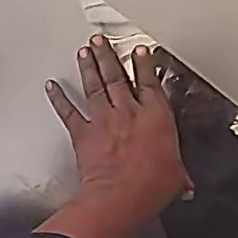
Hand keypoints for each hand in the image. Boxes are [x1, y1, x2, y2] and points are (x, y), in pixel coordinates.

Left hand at [37, 36, 189, 237]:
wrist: (120, 196)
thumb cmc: (149, 186)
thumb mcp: (175, 176)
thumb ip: (179, 174)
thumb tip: (185, 184)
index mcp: (155, 117)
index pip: (150, 82)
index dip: (144, 64)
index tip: (140, 51)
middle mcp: (128, 112)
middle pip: (117, 76)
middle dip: (109, 56)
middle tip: (102, 41)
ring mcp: (104, 120)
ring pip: (94, 85)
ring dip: (88, 67)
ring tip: (84, 52)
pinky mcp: (83, 133)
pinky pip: (68, 111)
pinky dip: (58, 98)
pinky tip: (52, 87)